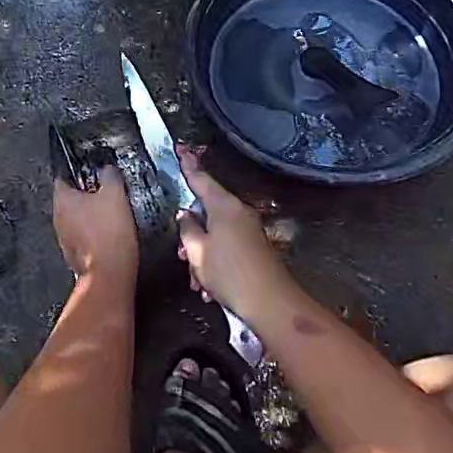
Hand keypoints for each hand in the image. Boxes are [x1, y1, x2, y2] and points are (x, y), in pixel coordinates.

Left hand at [52, 167, 138, 280]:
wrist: (110, 270)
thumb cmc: (110, 230)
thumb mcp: (115, 193)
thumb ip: (109, 175)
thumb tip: (107, 169)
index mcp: (62, 199)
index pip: (62, 178)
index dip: (77, 173)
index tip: (91, 174)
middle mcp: (57, 218)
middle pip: (69, 200)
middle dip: (85, 197)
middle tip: (104, 195)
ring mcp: (63, 238)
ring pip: (74, 220)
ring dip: (88, 217)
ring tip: (109, 216)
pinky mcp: (72, 255)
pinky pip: (81, 238)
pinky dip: (91, 235)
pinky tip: (107, 236)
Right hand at [176, 147, 291, 315]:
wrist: (270, 303)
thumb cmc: (230, 274)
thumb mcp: (197, 251)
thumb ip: (187, 229)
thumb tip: (185, 216)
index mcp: (224, 206)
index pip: (201, 179)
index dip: (189, 165)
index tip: (181, 149)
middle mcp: (238, 213)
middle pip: (206, 212)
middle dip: (191, 235)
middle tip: (182, 255)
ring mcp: (248, 230)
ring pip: (214, 234)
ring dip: (201, 256)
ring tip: (198, 280)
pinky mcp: (253, 247)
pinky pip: (225, 248)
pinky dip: (214, 264)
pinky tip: (209, 288)